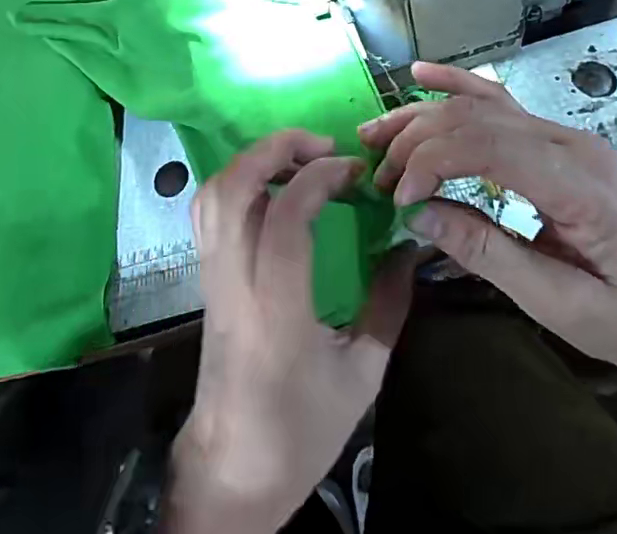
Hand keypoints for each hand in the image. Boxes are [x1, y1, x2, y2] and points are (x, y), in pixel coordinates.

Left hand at [163, 131, 416, 533]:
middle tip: (322, 145)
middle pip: (233, 189)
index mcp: (277, 310)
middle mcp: (234, 283)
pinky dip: (238, 182)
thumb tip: (410, 246)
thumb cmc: (301, 430)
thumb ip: (389, 304)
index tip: (355, 173)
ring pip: (213, 196)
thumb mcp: (363, 374)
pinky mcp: (205, 281)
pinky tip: (274, 188)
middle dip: (276, 149)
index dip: (321, 177)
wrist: (231, 470)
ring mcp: (211, 280)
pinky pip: (208, 214)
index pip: (286, 216)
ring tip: (300, 158)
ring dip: (254, 160)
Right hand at [358, 63, 616, 386]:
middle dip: (418, 139)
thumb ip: (487, 253)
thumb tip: (417, 213)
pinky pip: (503, 107)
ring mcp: (569, 137)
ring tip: (377, 132)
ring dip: (426, 115)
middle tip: (377, 177)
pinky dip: (460, 89)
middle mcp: (574, 144)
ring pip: (485, 106)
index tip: (396, 199)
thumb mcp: (557, 305)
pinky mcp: (560, 143)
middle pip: (480, 118)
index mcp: (581, 185)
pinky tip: (424, 76)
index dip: (432, 161)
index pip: (490, 145)